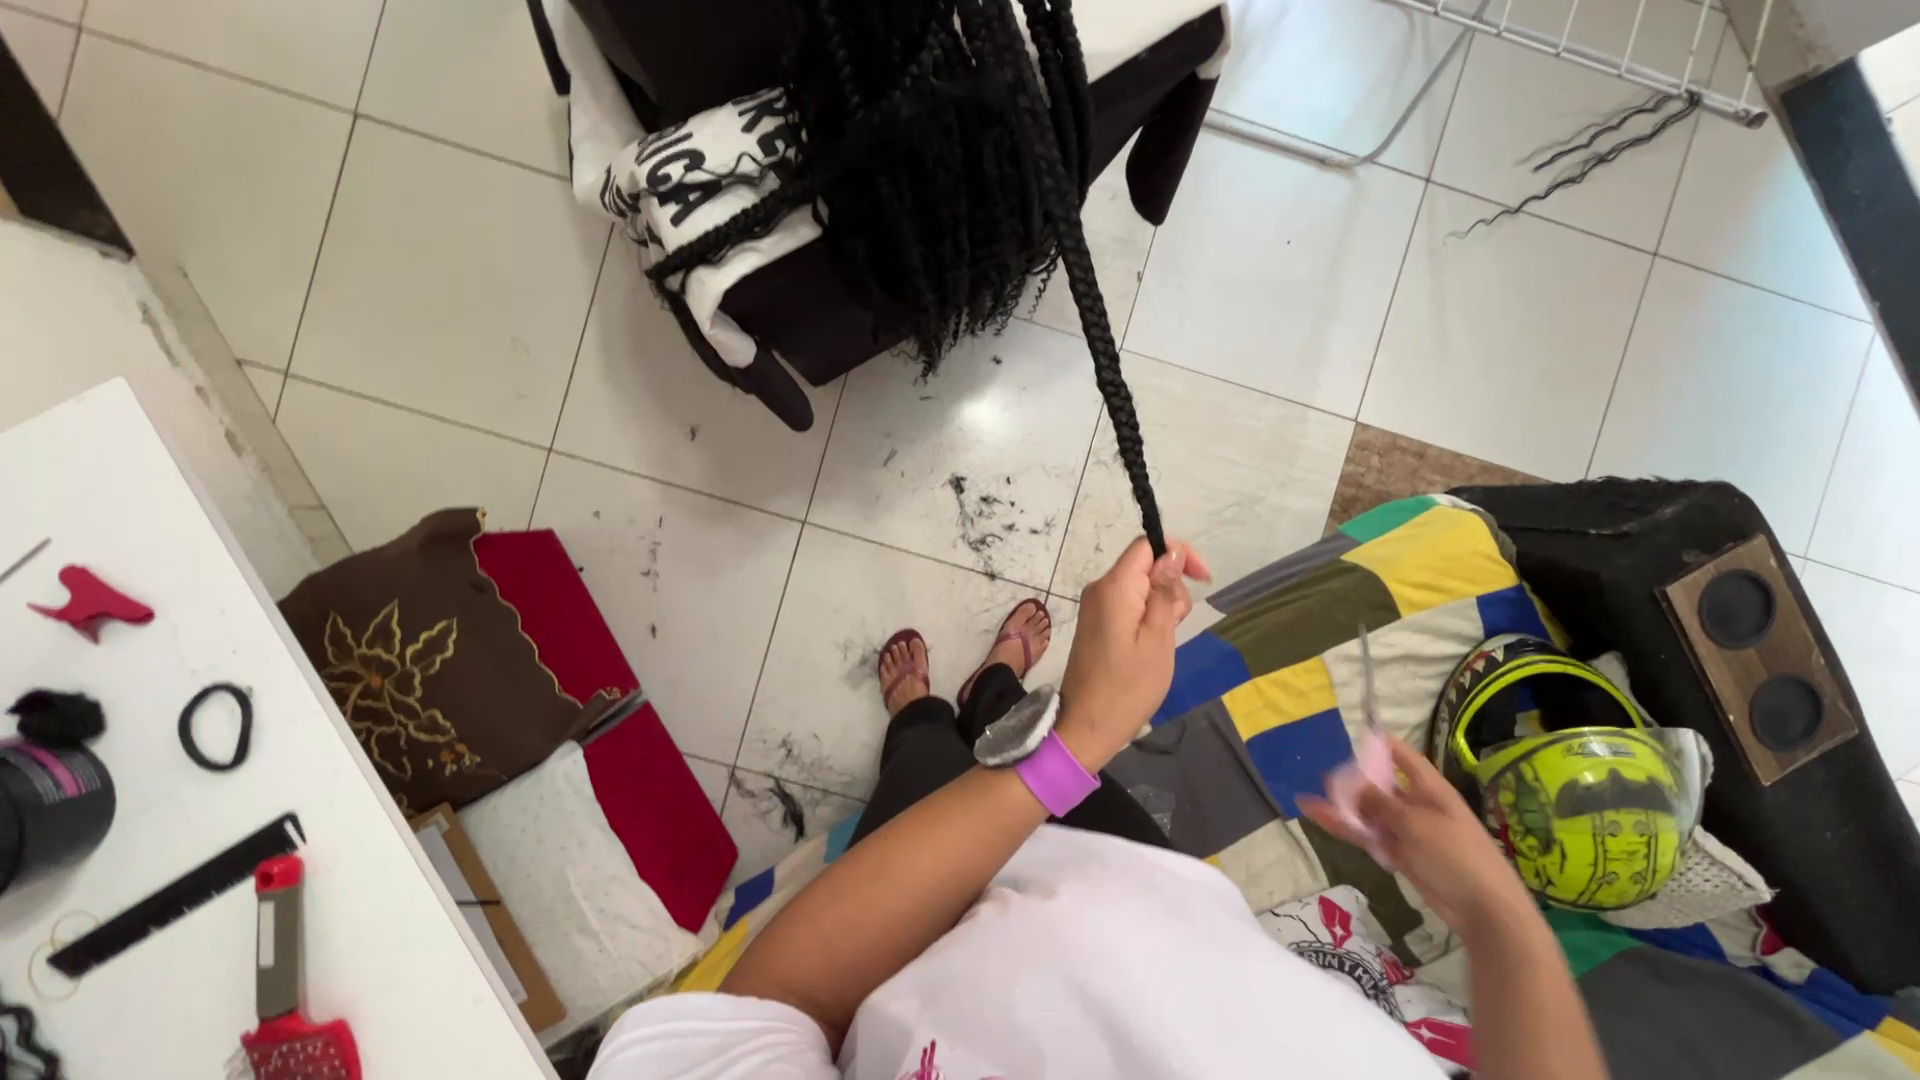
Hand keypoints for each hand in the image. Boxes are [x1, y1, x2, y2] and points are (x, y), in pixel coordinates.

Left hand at [1057, 536, 1210, 769]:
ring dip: (1161, 606)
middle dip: (1171, 587)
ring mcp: (1095, 606)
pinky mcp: (1096, 623)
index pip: (1146, 546)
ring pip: (1140, 586)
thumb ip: (1165, 592)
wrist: (1088, 725)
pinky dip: (1147, 617)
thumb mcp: (1159, 638)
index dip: (1178, 554)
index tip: (1203, 580)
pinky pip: (1128, 604)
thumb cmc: (1129, 687)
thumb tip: (1173, 553)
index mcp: (1114, 587)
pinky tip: (1151, 645)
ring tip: (1162, 643)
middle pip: (1145, 566)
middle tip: (1175, 626)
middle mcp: (1100, 588)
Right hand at [1300, 737, 1536, 943]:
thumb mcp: (1415, 823)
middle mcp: (1419, 807)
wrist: (1483, 909)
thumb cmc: (1455, 855)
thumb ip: (1380, 803)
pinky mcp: (1401, 855)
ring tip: (1309, 801)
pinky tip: (1323, 821)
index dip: (1385, 746)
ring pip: (1370, 814)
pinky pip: (1370, 836)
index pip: (1406, 759)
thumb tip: (1353, 784)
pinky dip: (1348, 829)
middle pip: (1382, 787)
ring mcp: (1409, 832)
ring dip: (1343, 808)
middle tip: (1324, 779)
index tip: (1359, 735)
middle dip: (1354, 782)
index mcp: (1431, 791)